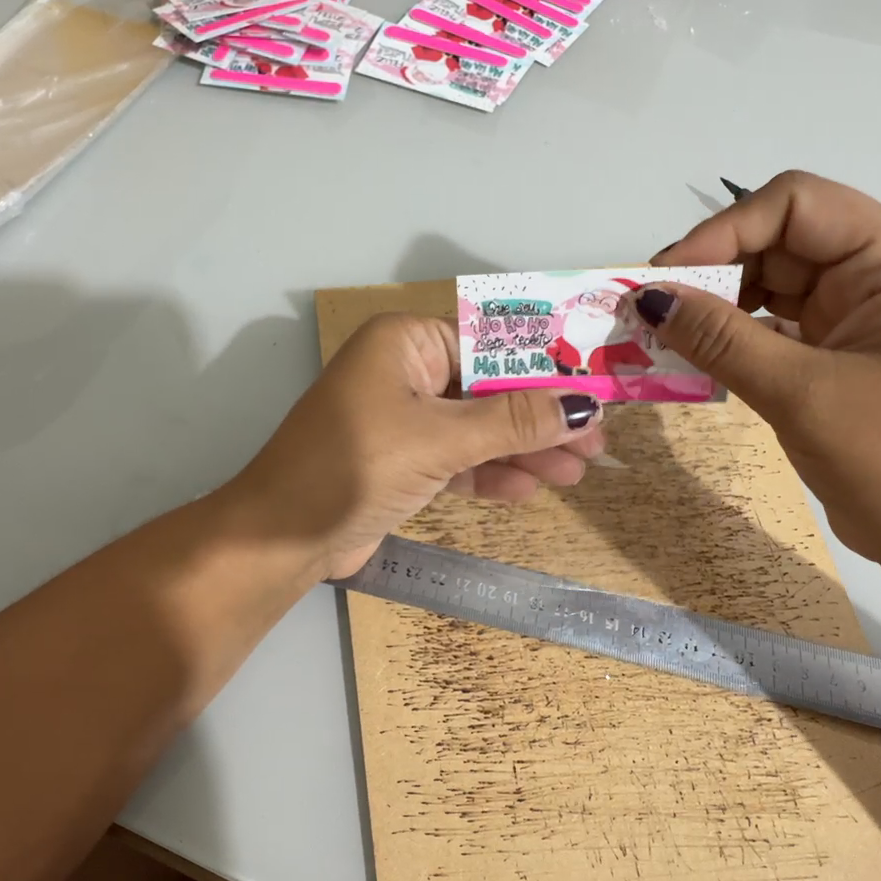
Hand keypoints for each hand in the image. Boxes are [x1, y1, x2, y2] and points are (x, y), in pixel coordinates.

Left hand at [231, 313, 607, 579]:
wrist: (281, 537)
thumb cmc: (355, 466)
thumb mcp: (439, 439)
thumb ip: (511, 421)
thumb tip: (582, 404)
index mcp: (404, 342)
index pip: (489, 344)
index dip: (545, 367)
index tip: (597, 387)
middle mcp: (402, 371)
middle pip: (487, 388)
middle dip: (540, 416)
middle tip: (598, 442)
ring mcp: (400, 419)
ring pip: (476, 427)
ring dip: (523, 449)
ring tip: (579, 472)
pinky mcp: (400, 462)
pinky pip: (457, 458)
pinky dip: (489, 472)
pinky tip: (530, 488)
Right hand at [640, 171, 880, 568]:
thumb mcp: (803, 394)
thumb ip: (719, 338)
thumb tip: (645, 298)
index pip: (797, 205)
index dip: (722, 231)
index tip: (664, 279)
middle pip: (781, 242)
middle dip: (712, 271)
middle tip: (651, 313)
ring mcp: (868, 320)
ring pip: (774, 286)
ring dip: (717, 308)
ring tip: (664, 338)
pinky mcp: (849, 360)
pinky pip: (780, 329)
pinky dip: (735, 339)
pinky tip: (696, 360)